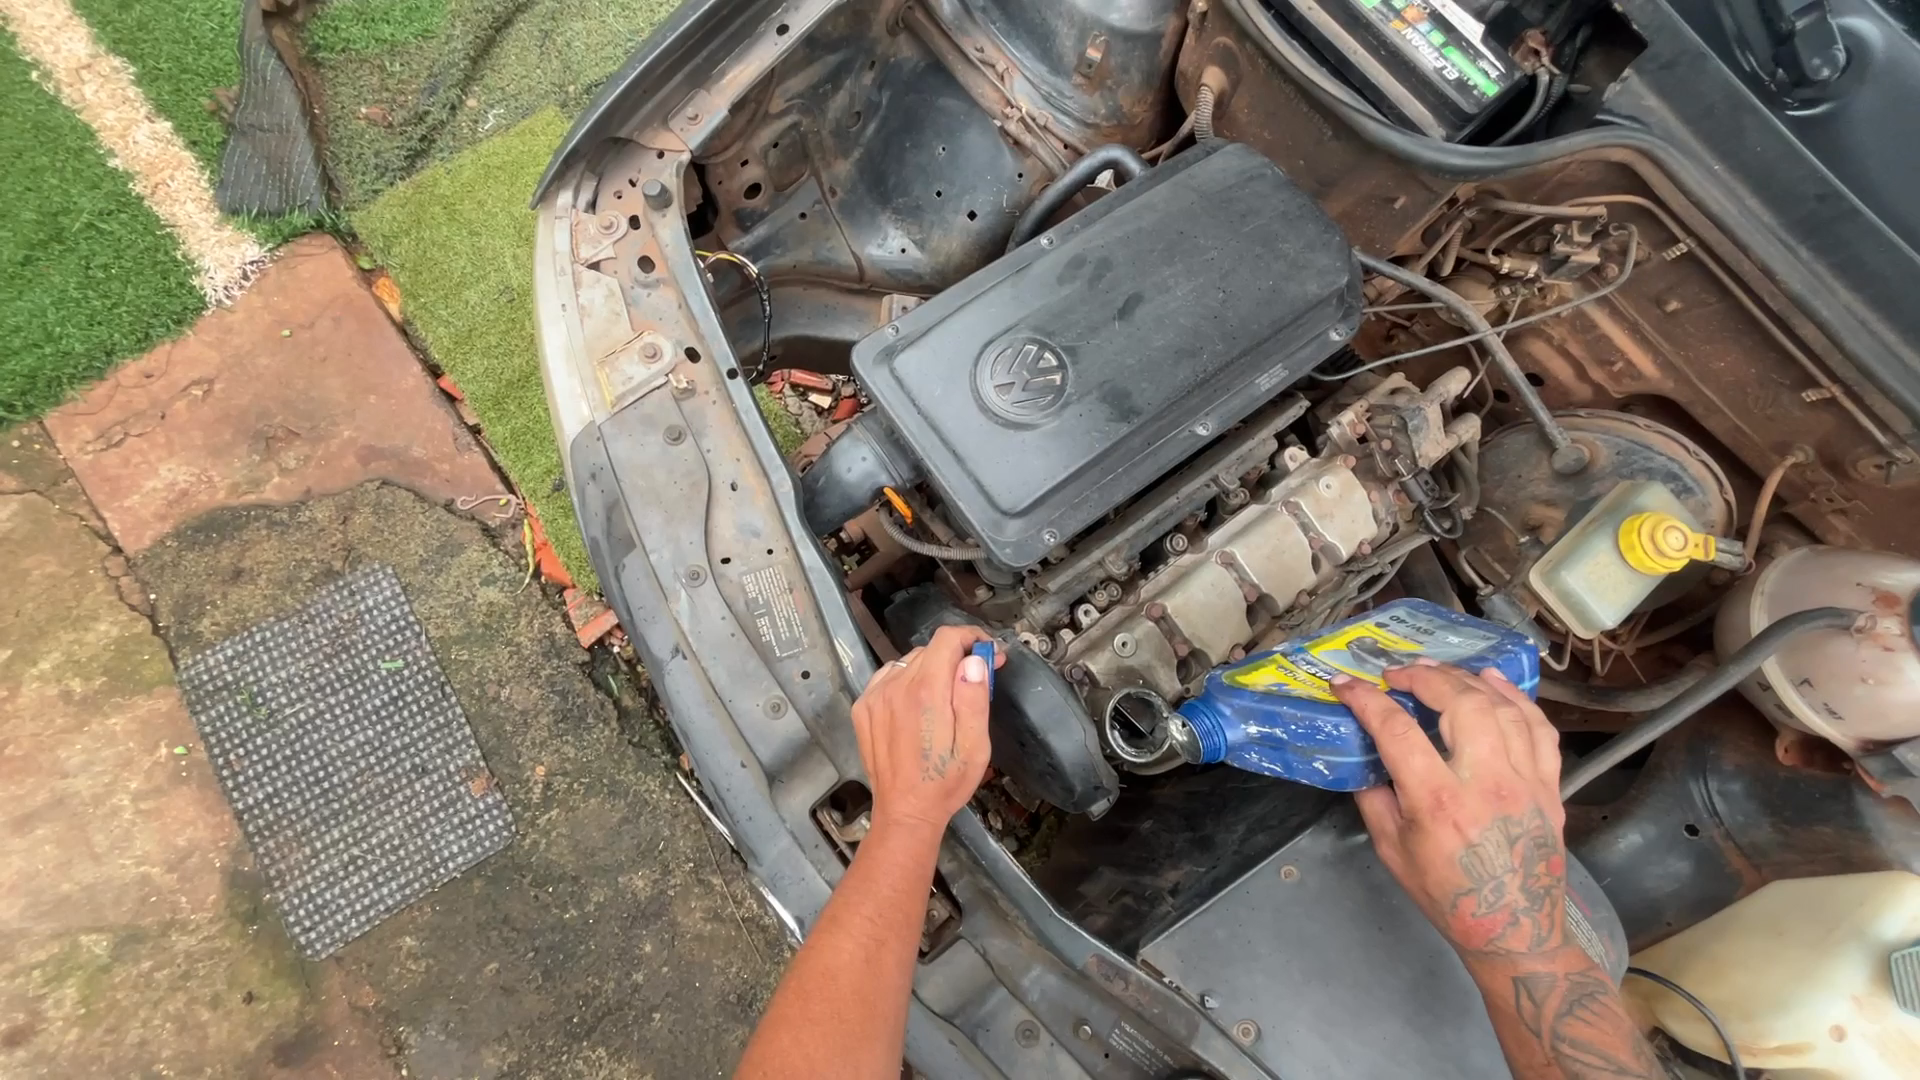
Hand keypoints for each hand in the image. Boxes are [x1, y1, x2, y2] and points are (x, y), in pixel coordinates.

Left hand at [852, 626, 1002, 836]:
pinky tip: (917, 703)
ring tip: (945, 698)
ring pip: (911, 660)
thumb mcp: (975, 746)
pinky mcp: (864, 707)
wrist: (905, 812)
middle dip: (957, 656)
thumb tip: (974, 660)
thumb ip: (974, 697)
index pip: (948, 639)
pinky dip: (907, 679)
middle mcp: (896, 687)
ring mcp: (876, 696)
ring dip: (932, 668)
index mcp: (927, 693)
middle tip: (974, 680)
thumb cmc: (945, 783)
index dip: (972, 638)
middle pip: (931, 649)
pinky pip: (890, 676)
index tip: (989, 653)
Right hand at [1331, 661, 1567, 960]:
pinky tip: (1491, 682)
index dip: (1365, 699)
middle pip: (1460, 704)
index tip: (1345, 684)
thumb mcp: (1389, 846)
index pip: (1396, 729)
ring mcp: (1526, 782)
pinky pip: (1538, 728)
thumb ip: (1374, 794)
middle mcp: (1487, 783)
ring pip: (1501, 708)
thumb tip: (1369, 752)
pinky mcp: (1550, 787)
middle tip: (1395, 674)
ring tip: (1436, 671)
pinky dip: (1514, 697)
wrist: (1514, 931)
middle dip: (1422, 677)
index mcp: (1438, 800)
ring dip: (1464, 679)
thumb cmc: (1443, 891)